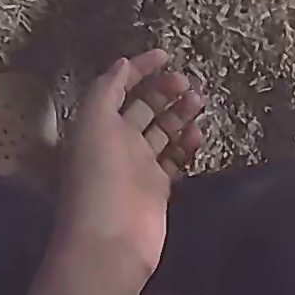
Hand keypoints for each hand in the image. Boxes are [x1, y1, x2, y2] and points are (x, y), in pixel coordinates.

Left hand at [52, 50, 207, 287]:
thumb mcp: (93, 122)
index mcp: (99, 123)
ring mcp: (139, 165)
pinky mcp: (158, 187)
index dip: (139, 68)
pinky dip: (186, 145)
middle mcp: (118, 141)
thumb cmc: (99, 176)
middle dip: (165, 90)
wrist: (110, 239)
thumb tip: (123, 63)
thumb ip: (107, 89)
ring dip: (180, 114)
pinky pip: (175, 158)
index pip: (119, 86)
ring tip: (200, 102)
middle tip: (188, 82)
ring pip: (163, 130)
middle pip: (145, 106)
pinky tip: (198, 135)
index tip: (165, 55)